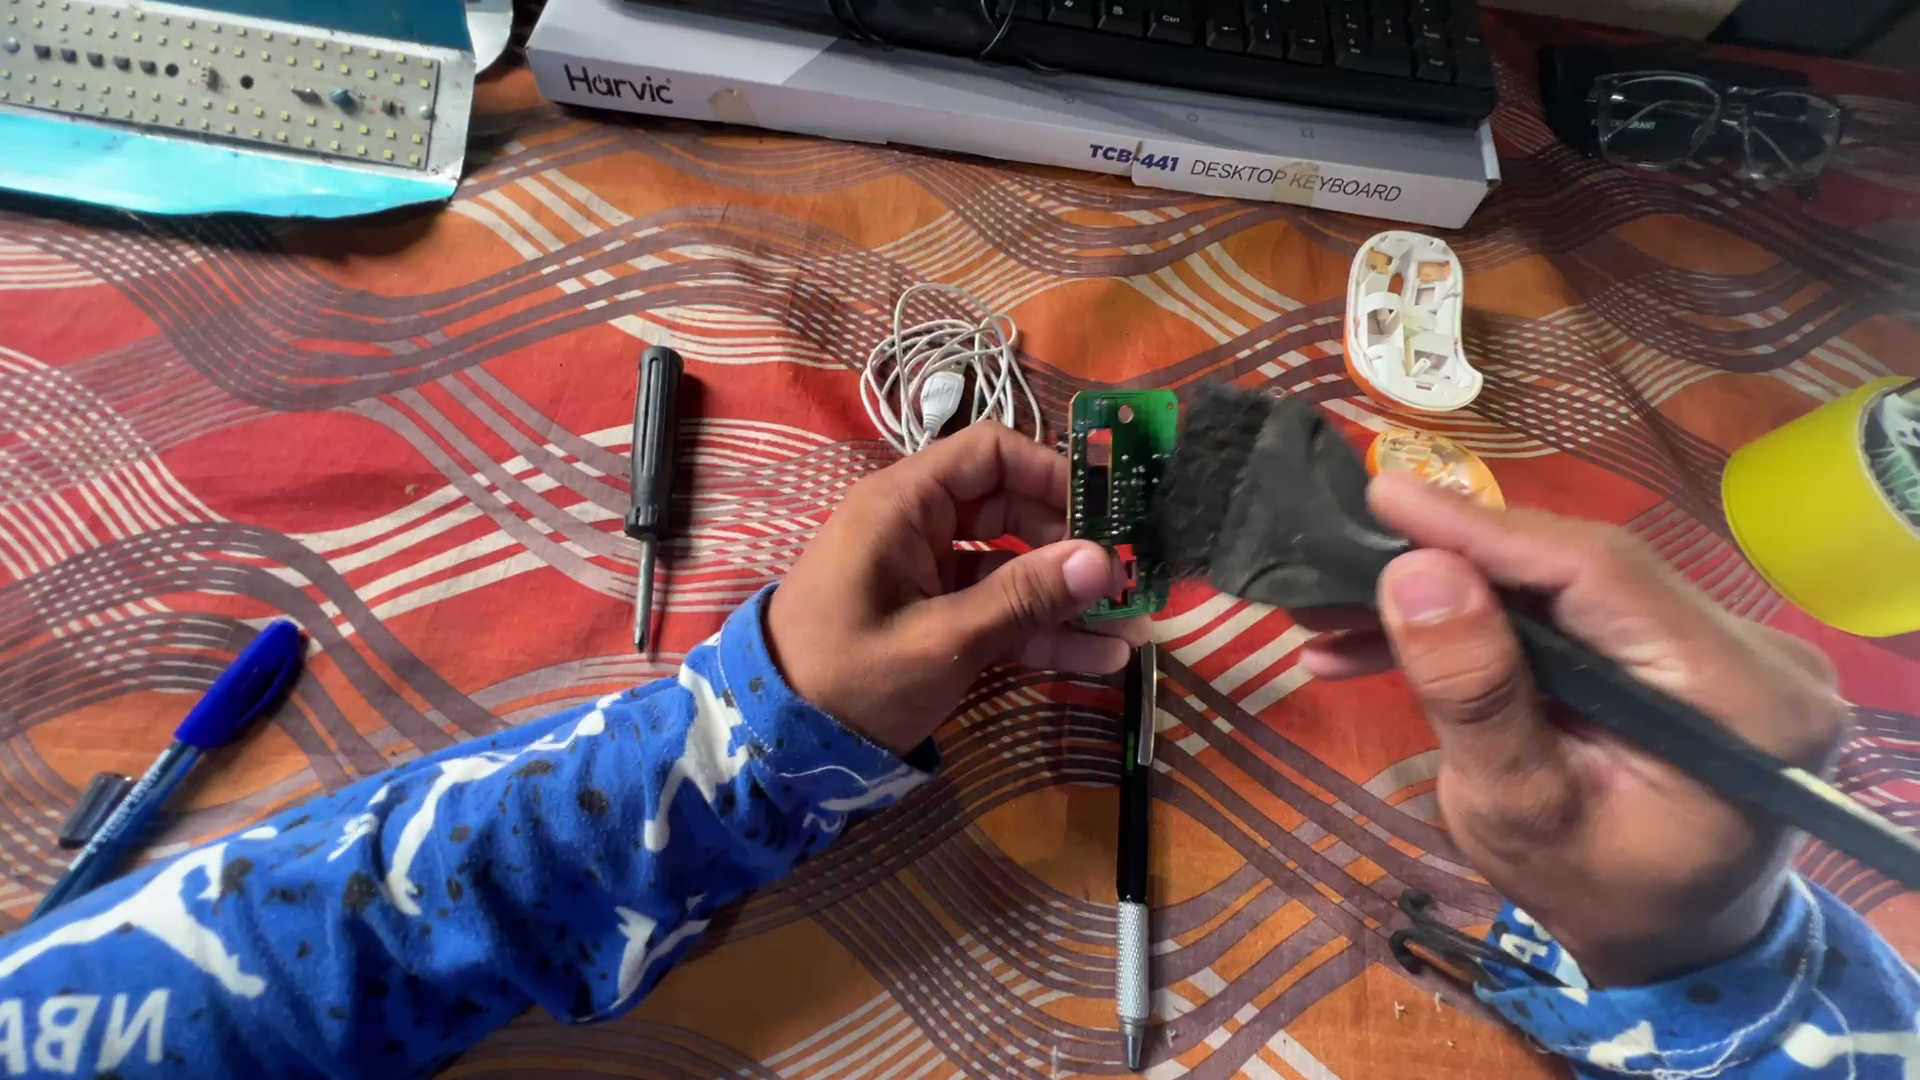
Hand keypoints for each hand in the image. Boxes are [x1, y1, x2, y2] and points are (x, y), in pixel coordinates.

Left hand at [766, 422, 1149, 755]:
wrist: (777, 746)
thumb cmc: (847, 679)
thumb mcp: (939, 640)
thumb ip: (1021, 598)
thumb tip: (1104, 560)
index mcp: (904, 505)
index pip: (989, 454)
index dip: (1051, 472)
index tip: (1105, 513)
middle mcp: (919, 528)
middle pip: (1011, 510)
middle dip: (1071, 546)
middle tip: (1129, 580)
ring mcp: (929, 575)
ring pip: (1011, 568)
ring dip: (1066, 598)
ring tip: (1133, 630)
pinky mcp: (935, 618)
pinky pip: (997, 611)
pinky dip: (1039, 631)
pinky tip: (1097, 659)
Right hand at [1300, 473, 1847, 986]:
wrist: (1657, 936)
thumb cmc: (1590, 890)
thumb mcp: (1514, 806)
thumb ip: (1472, 691)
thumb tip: (1414, 572)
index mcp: (1736, 696)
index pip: (1596, 572)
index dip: (1479, 528)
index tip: (1382, 495)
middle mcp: (1736, 649)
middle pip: (1564, 568)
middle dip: (1436, 560)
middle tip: (1336, 553)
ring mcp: (1692, 643)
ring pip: (1537, 584)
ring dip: (1427, 595)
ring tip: (1325, 612)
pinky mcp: (1644, 647)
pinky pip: (1537, 612)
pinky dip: (1451, 622)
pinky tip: (1363, 642)